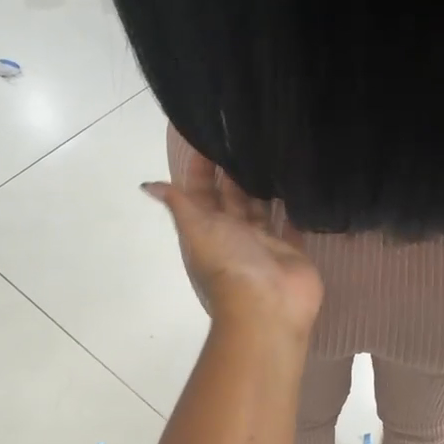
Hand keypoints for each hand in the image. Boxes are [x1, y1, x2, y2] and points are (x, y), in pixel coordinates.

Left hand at [144, 151, 322, 337]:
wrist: (268, 305)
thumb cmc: (229, 265)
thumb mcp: (197, 230)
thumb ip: (179, 204)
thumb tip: (147, 185)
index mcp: (207, 230)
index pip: (199, 194)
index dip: (200, 170)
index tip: (208, 139)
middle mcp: (233, 235)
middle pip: (229, 199)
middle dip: (232, 172)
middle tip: (242, 138)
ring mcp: (262, 244)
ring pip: (260, 209)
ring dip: (261, 187)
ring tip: (269, 152)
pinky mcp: (290, 250)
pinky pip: (291, 225)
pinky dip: (293, 209)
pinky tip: (296, 184)